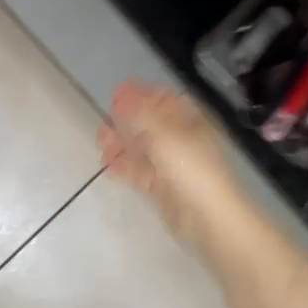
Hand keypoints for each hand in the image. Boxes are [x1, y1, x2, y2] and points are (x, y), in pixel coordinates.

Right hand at [97, 81, 242, 251]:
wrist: (207, 215)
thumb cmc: (189, 168)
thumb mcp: (163, 134)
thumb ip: (139, 113)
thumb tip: (122, 91)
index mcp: (188, 122)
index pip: (164, 100)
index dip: (141, 95)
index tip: (116, 96)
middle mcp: (180, 140)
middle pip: (149, 125)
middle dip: (125, 123)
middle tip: (103, 124)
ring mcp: (171, 164)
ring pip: (141, 149)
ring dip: (120, 144)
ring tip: (101, 146)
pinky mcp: (161, 186)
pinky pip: (139, 171)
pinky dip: (124, 167)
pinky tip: (109, 166)